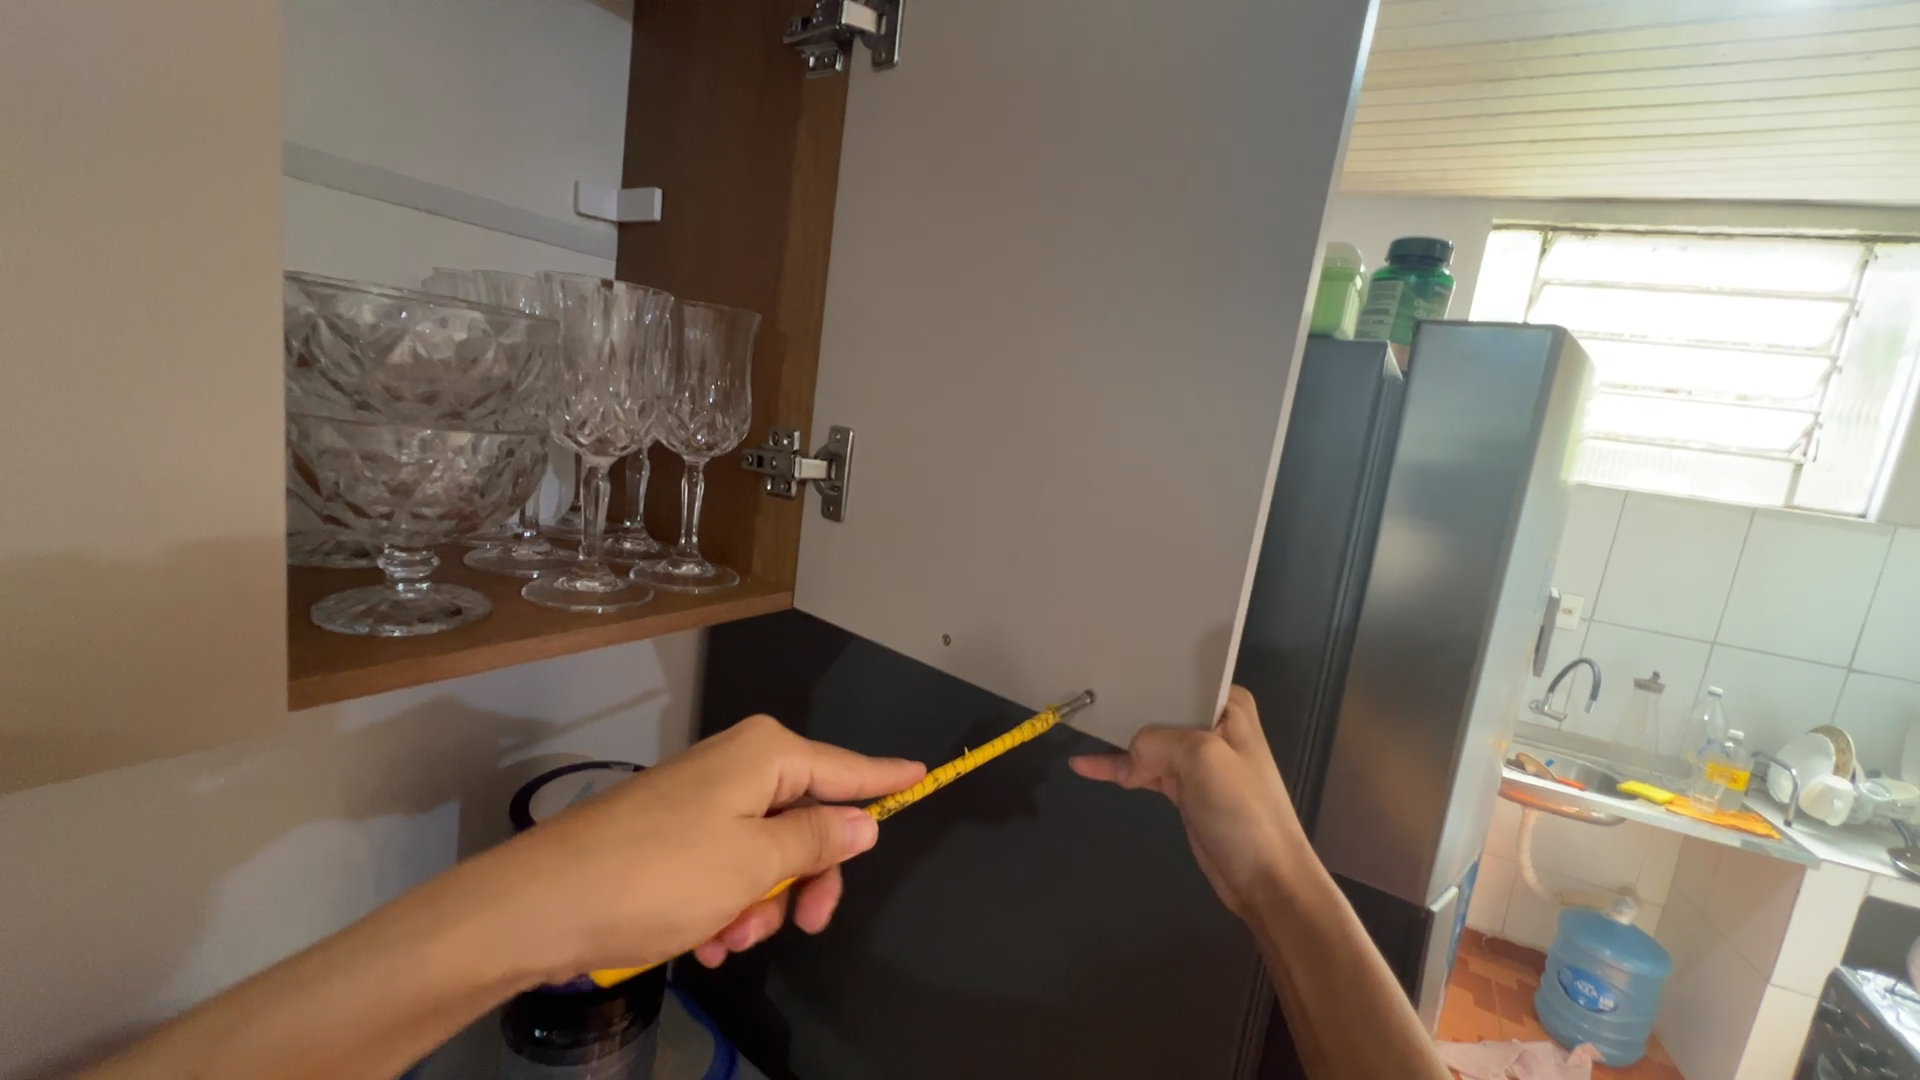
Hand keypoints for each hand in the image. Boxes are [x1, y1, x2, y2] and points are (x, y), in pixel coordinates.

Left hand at [478, 715, 925, 982]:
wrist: (538, 904)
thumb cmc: (661, 874)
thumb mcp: (756, 864)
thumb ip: (818, 841)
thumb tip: (864, 822)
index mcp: (768, 754)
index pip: (847, 767)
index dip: (886, 778)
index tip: (925, 773)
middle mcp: (741, 764)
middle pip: (809, 818)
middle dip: (808, 877)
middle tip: (807, 924)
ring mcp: (706, 797)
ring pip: (769, 850)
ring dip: (762, 901)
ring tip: (729, 939)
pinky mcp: (677, 829)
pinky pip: (729, 862)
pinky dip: (728, 902)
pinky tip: (706, 938)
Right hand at [1069, 686, 1306, 917]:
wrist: (1266, 879)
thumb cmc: (1243, 808)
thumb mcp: (1201, 756)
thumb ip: (1156, 742)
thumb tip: (1129, 758)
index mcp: (1227, 705)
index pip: (1177, 681)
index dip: (1144, 679)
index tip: (1108, 673)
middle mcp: (1214, 725)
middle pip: (1159, 709)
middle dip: (1126, 708)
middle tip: (1086, 699)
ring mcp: (1198, 759)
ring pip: (1148, 741)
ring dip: (1116, 742)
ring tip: (1081, 731)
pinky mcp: (1184, 787)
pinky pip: (1143, 769)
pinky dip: (1117, 768)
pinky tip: (1087, 766)